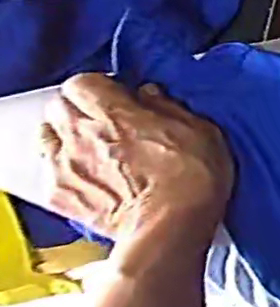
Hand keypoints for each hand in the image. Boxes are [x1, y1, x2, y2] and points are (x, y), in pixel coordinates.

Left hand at [38, 75, 232, 248]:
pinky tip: (95, 172)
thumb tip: (151, 96)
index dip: (102, 85)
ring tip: (99, 146)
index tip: (120, 93)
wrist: (169, 225)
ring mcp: (60, 164)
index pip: (83, 82)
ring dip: (69, 134)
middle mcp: (79, 136)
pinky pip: (48, 166)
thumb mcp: (204, 134)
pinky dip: (67, 164)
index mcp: (117, 116)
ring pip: (47, 134)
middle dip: (83, 108)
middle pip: (60, 106)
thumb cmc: (195, 178)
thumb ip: (171, 110)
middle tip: (112, 119)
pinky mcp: (55, 191)